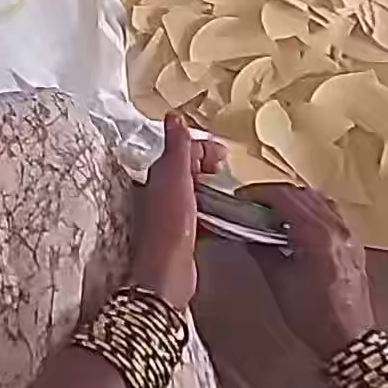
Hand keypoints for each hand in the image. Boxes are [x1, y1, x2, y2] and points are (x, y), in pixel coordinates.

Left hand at [130, 113, 224, 309]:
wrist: (167, 272)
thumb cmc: (170, 224)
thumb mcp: (176, 177)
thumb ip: (178, 147)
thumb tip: (173, 115)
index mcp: (160, 174)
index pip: (182, 149)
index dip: (203, 147)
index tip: (223, 154)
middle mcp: (162, 190)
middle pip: (187, 167)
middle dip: (207, 163)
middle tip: (224, 167)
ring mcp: (172, 212)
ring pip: (194, 190)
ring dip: (210, 186)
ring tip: (227, 188)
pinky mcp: (183, 232)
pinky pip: (200, 213)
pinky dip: (212, 209)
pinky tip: (224, 215)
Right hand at [243, 184, 375, 355]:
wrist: (350, 340)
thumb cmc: (312, 314)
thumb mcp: (279, 281)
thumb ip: (262, 250)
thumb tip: (245, 231)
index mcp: (316, 235)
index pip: (284, 197)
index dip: (259, 193)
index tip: (241, 198)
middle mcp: (335, 226)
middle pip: (301, 193)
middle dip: (273, 194)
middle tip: (253, 204)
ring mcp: (348, 232)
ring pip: (317, 198)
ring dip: (294, 198)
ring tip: (275, 211)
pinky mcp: (354, 241)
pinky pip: (331, 210)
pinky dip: (312, 208)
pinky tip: (300, 222)